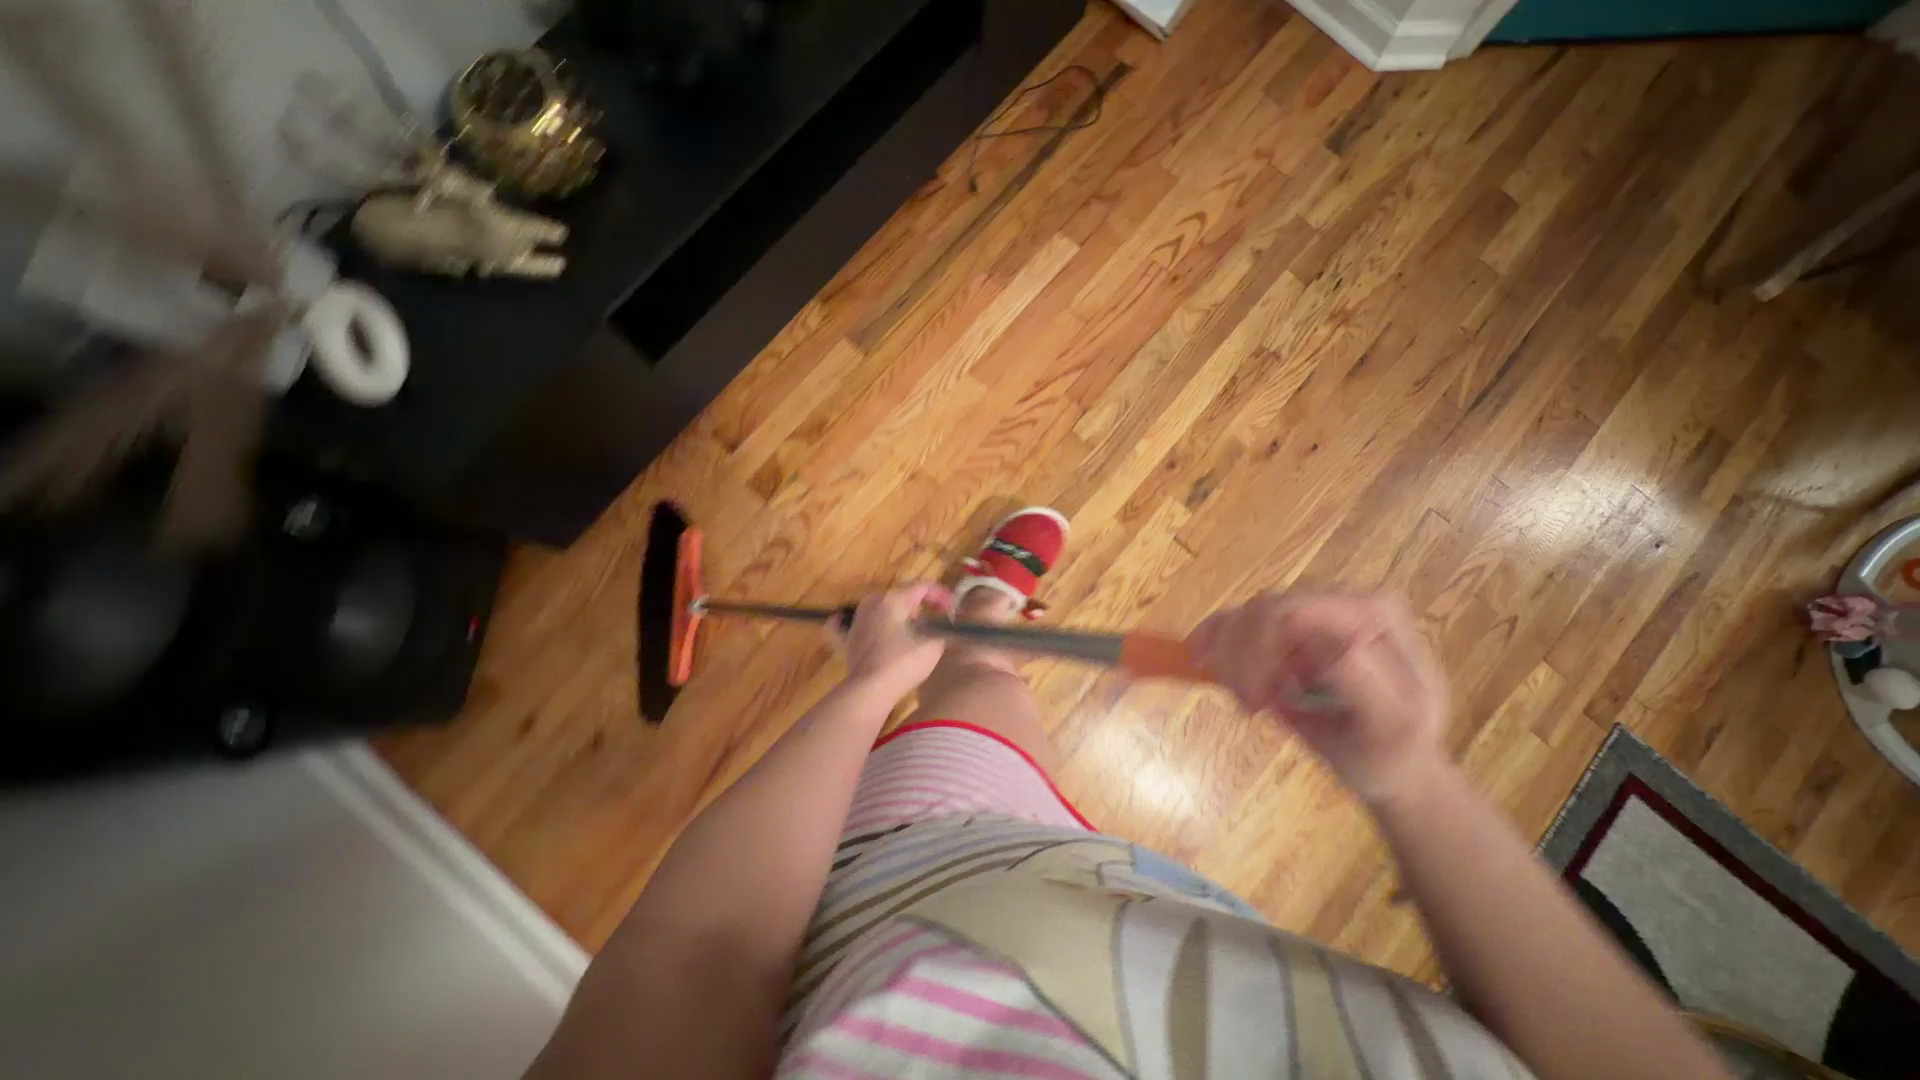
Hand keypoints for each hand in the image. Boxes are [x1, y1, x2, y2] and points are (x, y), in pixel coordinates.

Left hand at [835, 582, 953, 696]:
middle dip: (921, 606)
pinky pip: (859, 624)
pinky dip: (872, 624)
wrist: (870, 690)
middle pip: (902, 596)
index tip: (953, 610)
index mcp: (892, 598)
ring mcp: (857, 620)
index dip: (941, 595)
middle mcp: (871, 603)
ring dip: (901, 615)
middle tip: (937, 621)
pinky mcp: (848, 638)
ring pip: (883, 609)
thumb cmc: (903, 663)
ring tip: (916, 630)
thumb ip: (939, 628)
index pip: (922, 586)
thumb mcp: (933, 645)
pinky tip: (874, 630)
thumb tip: (936, 624)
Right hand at [1191, 591, 1449, 804]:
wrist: (1393, 766)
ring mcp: (1313, 612)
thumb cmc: (1395, 753)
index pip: (1292, 608)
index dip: (1258, 648)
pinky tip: (1199, 657)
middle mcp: (1341, 601)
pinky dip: (1214, 637)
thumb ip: (1366, 682)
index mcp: (1371, 613)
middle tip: (1249, 707)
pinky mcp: (1290, 628)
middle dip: (1241, 656)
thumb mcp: (1393, 728)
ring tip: (1249, 702)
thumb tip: (1335, 647)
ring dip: (1230, 657)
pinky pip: (1239, 620)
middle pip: (1263, 608)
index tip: (1255, 702)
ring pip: (1246, 614)